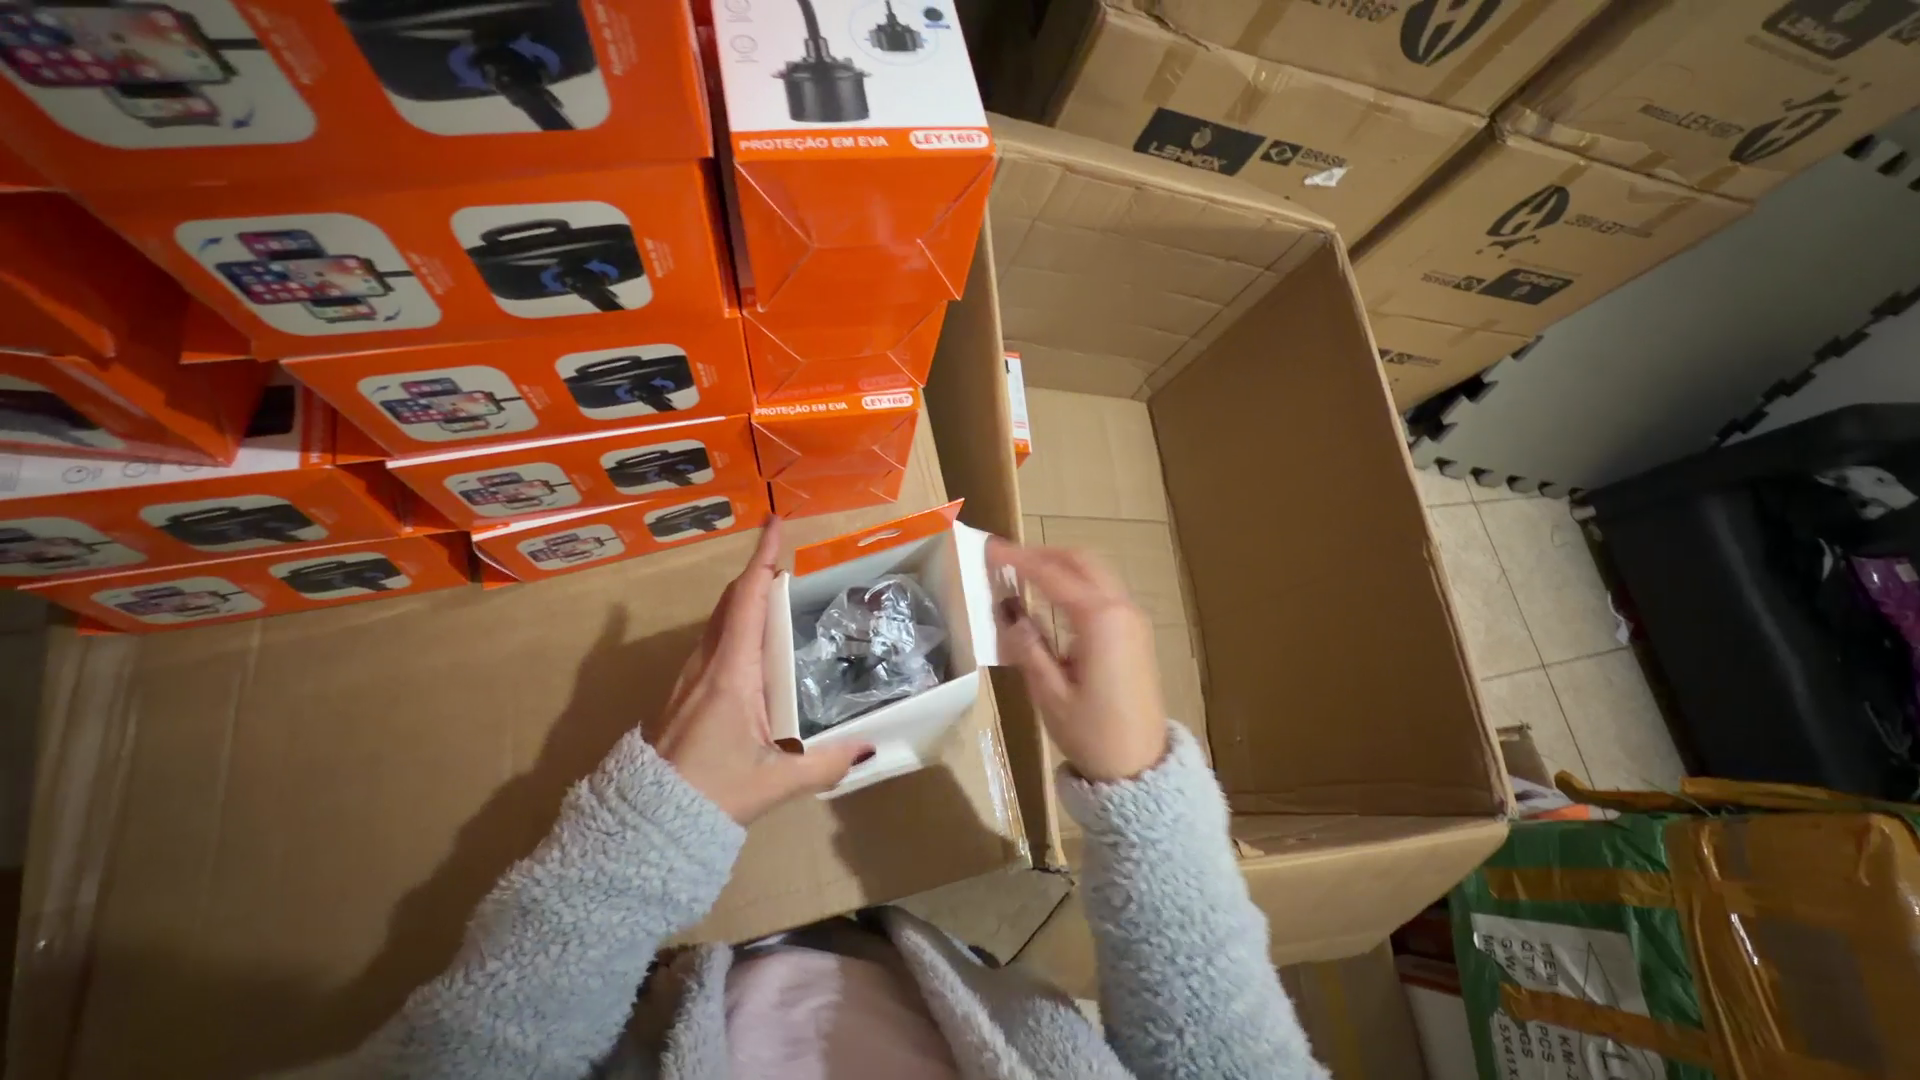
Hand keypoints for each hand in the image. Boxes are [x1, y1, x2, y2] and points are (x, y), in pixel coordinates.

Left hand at [653, 519, 871, 823]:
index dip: (762, 559)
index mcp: (730, 673)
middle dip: (757, 574)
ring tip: (780, 599)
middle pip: (730, 603)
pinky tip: (757, 651)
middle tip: (789, 561)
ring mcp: (689, 678)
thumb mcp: (776, 782)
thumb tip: (869, 748)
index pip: (746, 600)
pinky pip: (713, 645)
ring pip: (718, 623)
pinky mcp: (683, 695)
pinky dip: (736, 628)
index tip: (774, 524)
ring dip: (745, 601)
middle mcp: (706, 665)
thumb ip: (826, 764)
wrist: (644, 824)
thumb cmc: (711, 794)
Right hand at [987, 539, 1167, 781]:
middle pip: (1080, 561)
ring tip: (1024, 574)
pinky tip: (1052, 599)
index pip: (1053, 574)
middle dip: (1042, 554)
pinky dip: (1077, 584)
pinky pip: (1104, 592)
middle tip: (1006, 559)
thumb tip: (1008, 613)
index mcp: (1100, 620)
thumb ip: (1028, 647)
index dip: (1018, 559)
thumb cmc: (1092, 733)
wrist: (1140, 766)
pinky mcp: (1136, 634)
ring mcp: (1133, 620)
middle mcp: (1122, 609)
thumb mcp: (1049, 694)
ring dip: (1061, 566)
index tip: (989, 548)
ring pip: (1096, 573)